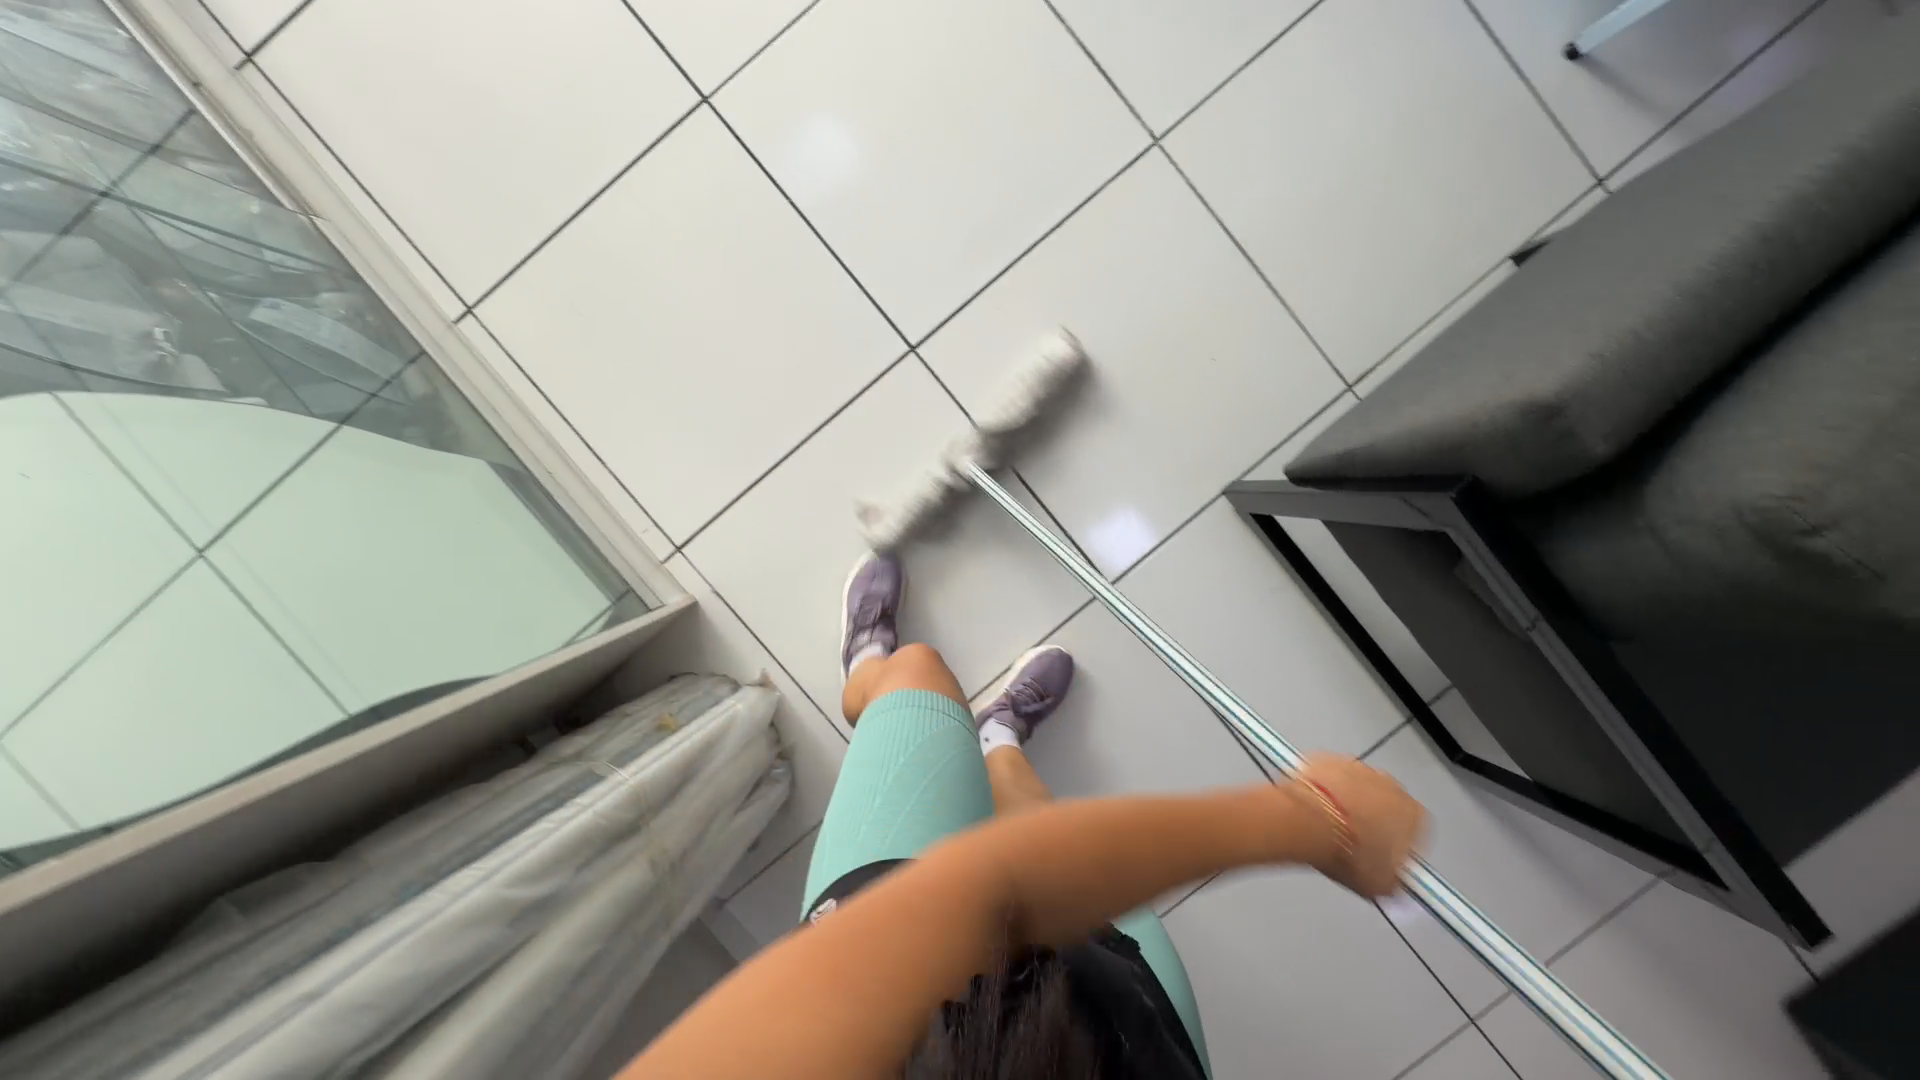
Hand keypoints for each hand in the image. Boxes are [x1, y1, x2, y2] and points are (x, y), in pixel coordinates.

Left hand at [1289, 754, 1425, 897]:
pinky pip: (1330, 775)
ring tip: (1329, 824)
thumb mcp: (1381, 884)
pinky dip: (1324, 787)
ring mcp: (1359, 767)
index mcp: (1415, 815)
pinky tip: (1315, 805)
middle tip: (1351, 841)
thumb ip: (1394, 881)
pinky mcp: (1328, 758)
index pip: (1413, 832)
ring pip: (1357, 788)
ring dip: (1347, 802)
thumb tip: (1391, 883)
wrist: (1309, 820)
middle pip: (1385, 805)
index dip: (1394, 846)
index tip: (1379, 857)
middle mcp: (1392, 785)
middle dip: (1371, 820)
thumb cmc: (1348, 851)